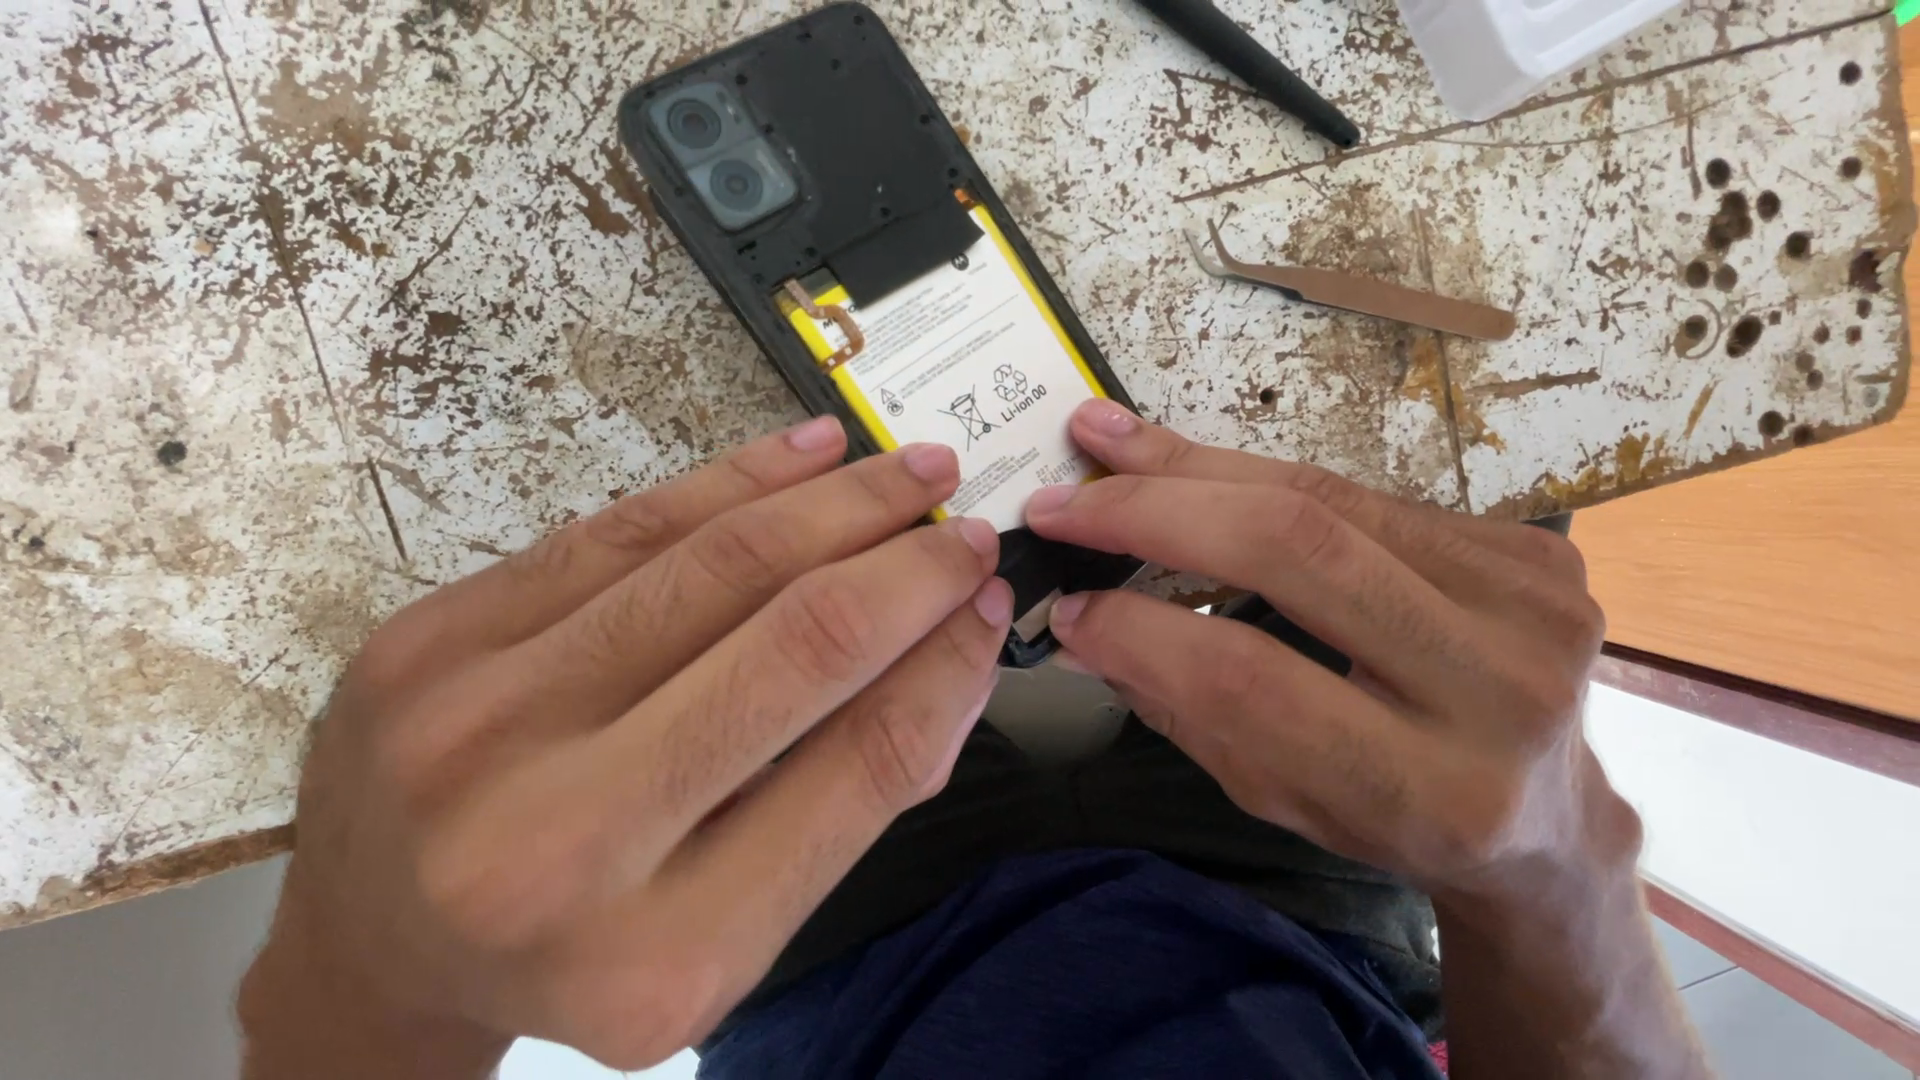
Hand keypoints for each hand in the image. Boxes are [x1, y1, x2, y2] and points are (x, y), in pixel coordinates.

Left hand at [239, 416, 1011, 1074]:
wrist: (381, 939)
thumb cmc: (587, 946)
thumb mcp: (736, 926)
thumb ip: (855, 791)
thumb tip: (956, 645)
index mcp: (664, 952)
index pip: (863, 764)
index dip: (948, 664)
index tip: (990, 599)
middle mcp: (561, 837)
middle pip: (796, 646)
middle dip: (909, 565)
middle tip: (966, 522)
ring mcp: (475, 719)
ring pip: (715, 563)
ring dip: (840, 502)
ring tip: (912, 467)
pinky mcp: (432, 636)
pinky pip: (626, 526)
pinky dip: (737, 478)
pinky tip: (812, 451)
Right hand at [1023, 400, 1639, 908]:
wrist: (1547, 810)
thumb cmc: (1389, 819)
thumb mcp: (1274, 793)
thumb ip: (1180, 706)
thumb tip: (1080, 625)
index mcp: (1426, 788)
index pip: (1249, 677)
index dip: (1139, 629)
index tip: (1065, 603)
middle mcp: (1499, 686)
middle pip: (1295, 548)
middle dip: (1154, 511)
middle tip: (1062, 499)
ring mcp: (1530, 600)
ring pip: (1321, 495)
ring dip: (1190, 464)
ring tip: (1102, 439)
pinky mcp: (1531, 549)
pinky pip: (1356, 490)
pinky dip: (1252, 475)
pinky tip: (1182, 463)